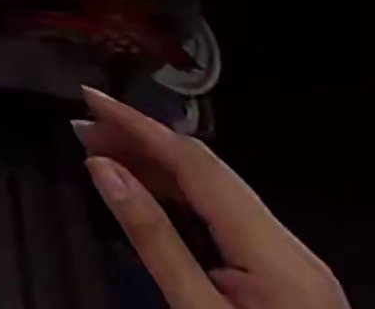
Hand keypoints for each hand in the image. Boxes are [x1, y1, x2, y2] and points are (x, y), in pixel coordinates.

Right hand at [74, 88, 347, 308]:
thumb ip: (153, 238)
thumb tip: (102, 167)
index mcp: (275, 254)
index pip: (194, 163)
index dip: (138, 124)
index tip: (88, 99)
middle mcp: (288, 244)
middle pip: (205, 167)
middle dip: (141, 138)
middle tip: (83, 128)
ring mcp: (291, 259)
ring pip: (214, 186)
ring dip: (156, 163)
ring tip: (102, 152)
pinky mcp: (285, 274)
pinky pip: (223, 212)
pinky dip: (178, 191)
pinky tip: (145, 190)